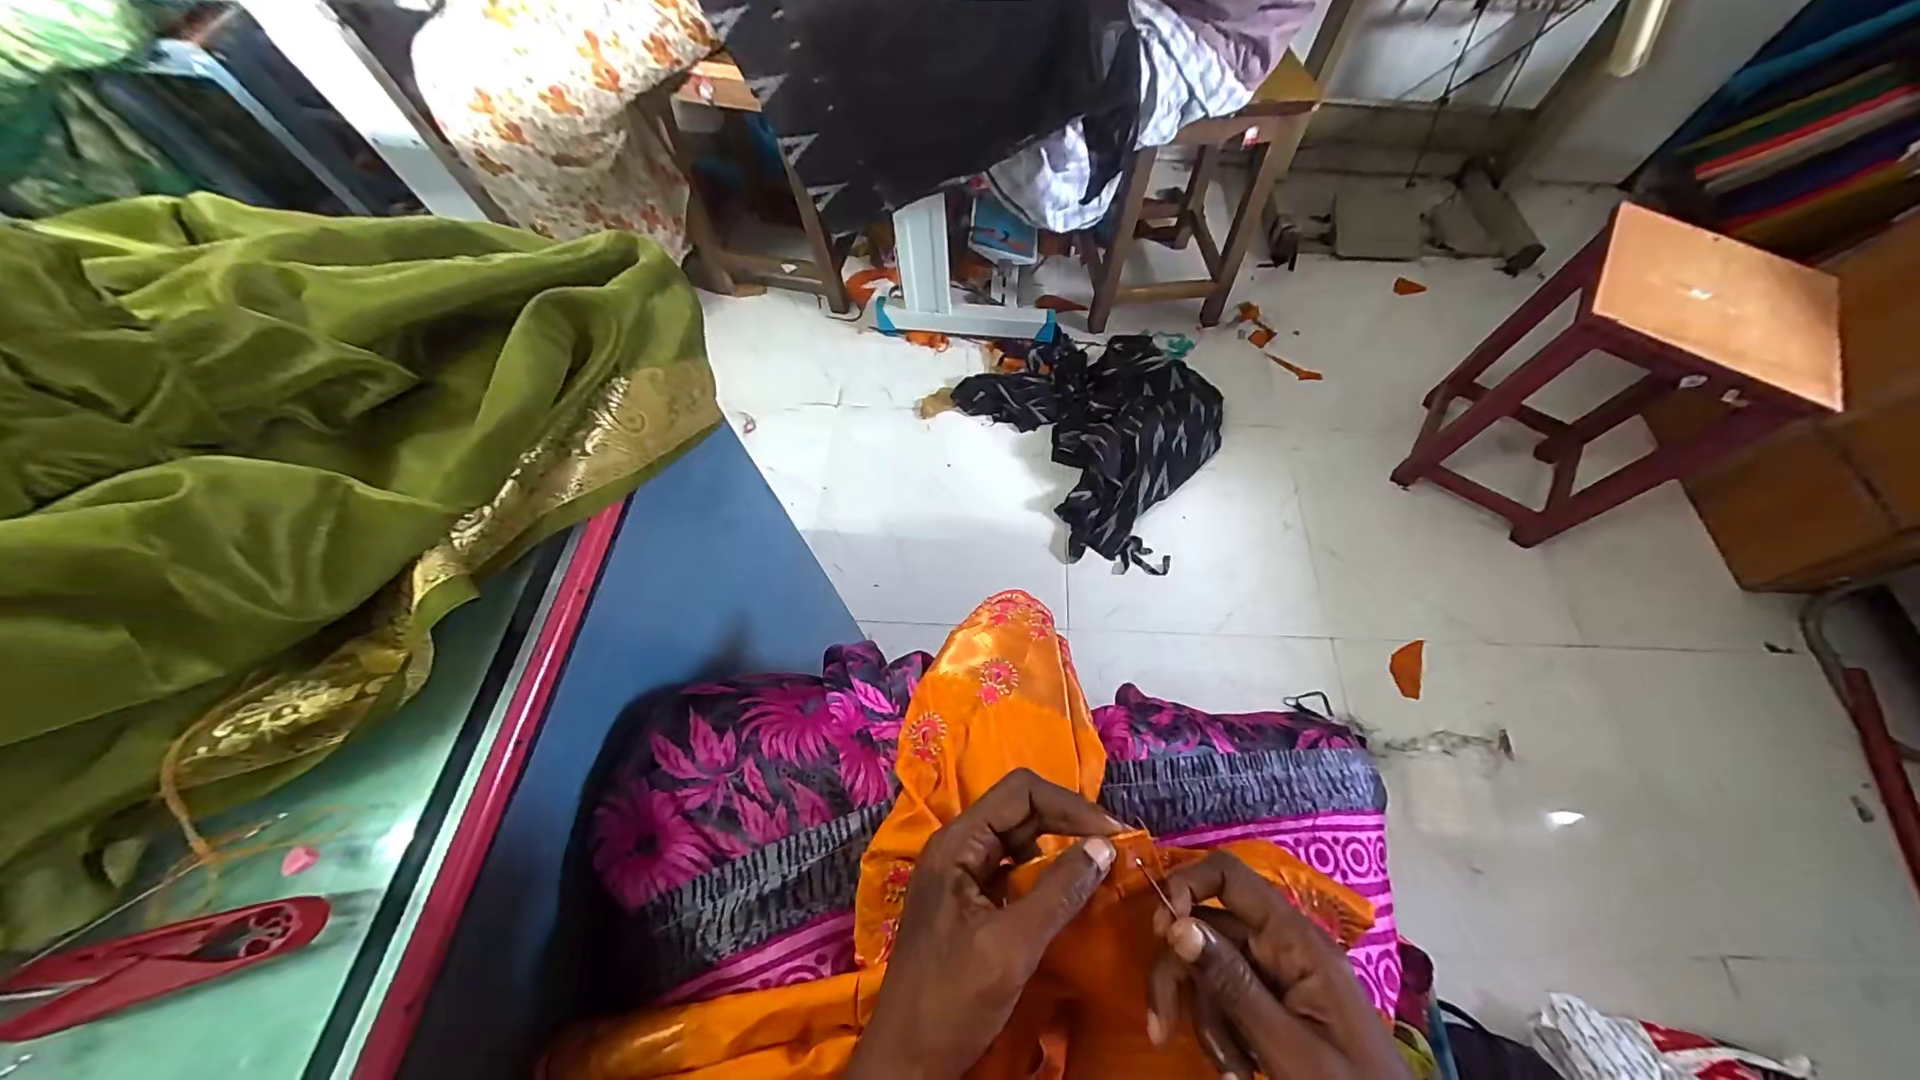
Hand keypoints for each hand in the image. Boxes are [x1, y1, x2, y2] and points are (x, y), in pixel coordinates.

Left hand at [845, 768, 1121, 1079]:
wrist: (905, 1061)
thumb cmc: (950, 1002)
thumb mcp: (1010, 947)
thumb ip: (1057, 893)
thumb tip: (1104, 846)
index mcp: (957, 843)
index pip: (1020, 793)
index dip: (1069, 805)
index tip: (1112, 834)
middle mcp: (959, 845)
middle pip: (1021, 809)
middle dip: (1069, 822)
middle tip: (1115, 849)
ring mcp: (963, 872)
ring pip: (1020, 838)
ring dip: (1061, 846)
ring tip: (1100, 864)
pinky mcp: (971, 898)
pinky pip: (1014, 868)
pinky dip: (1046, 873)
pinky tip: (1071, 889)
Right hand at [1146, 851, 1408, 1079]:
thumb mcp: (1289, 1049)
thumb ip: (1233, 984)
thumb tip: (1176, 924)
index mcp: (1295, 939)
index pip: (1228, 875)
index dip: (1186, 886)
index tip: (1162, 931)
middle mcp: (1281, 944)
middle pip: (1206, 926)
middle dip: (1180, 973)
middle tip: (1160, 1024)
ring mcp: (1276, 974)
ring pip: (1208, 965)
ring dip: (1203, 1017)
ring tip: (1228, 1071)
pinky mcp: (1272, 1004)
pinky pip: (1224, 997)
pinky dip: (1218, 1032)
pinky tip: (1236, 1069)